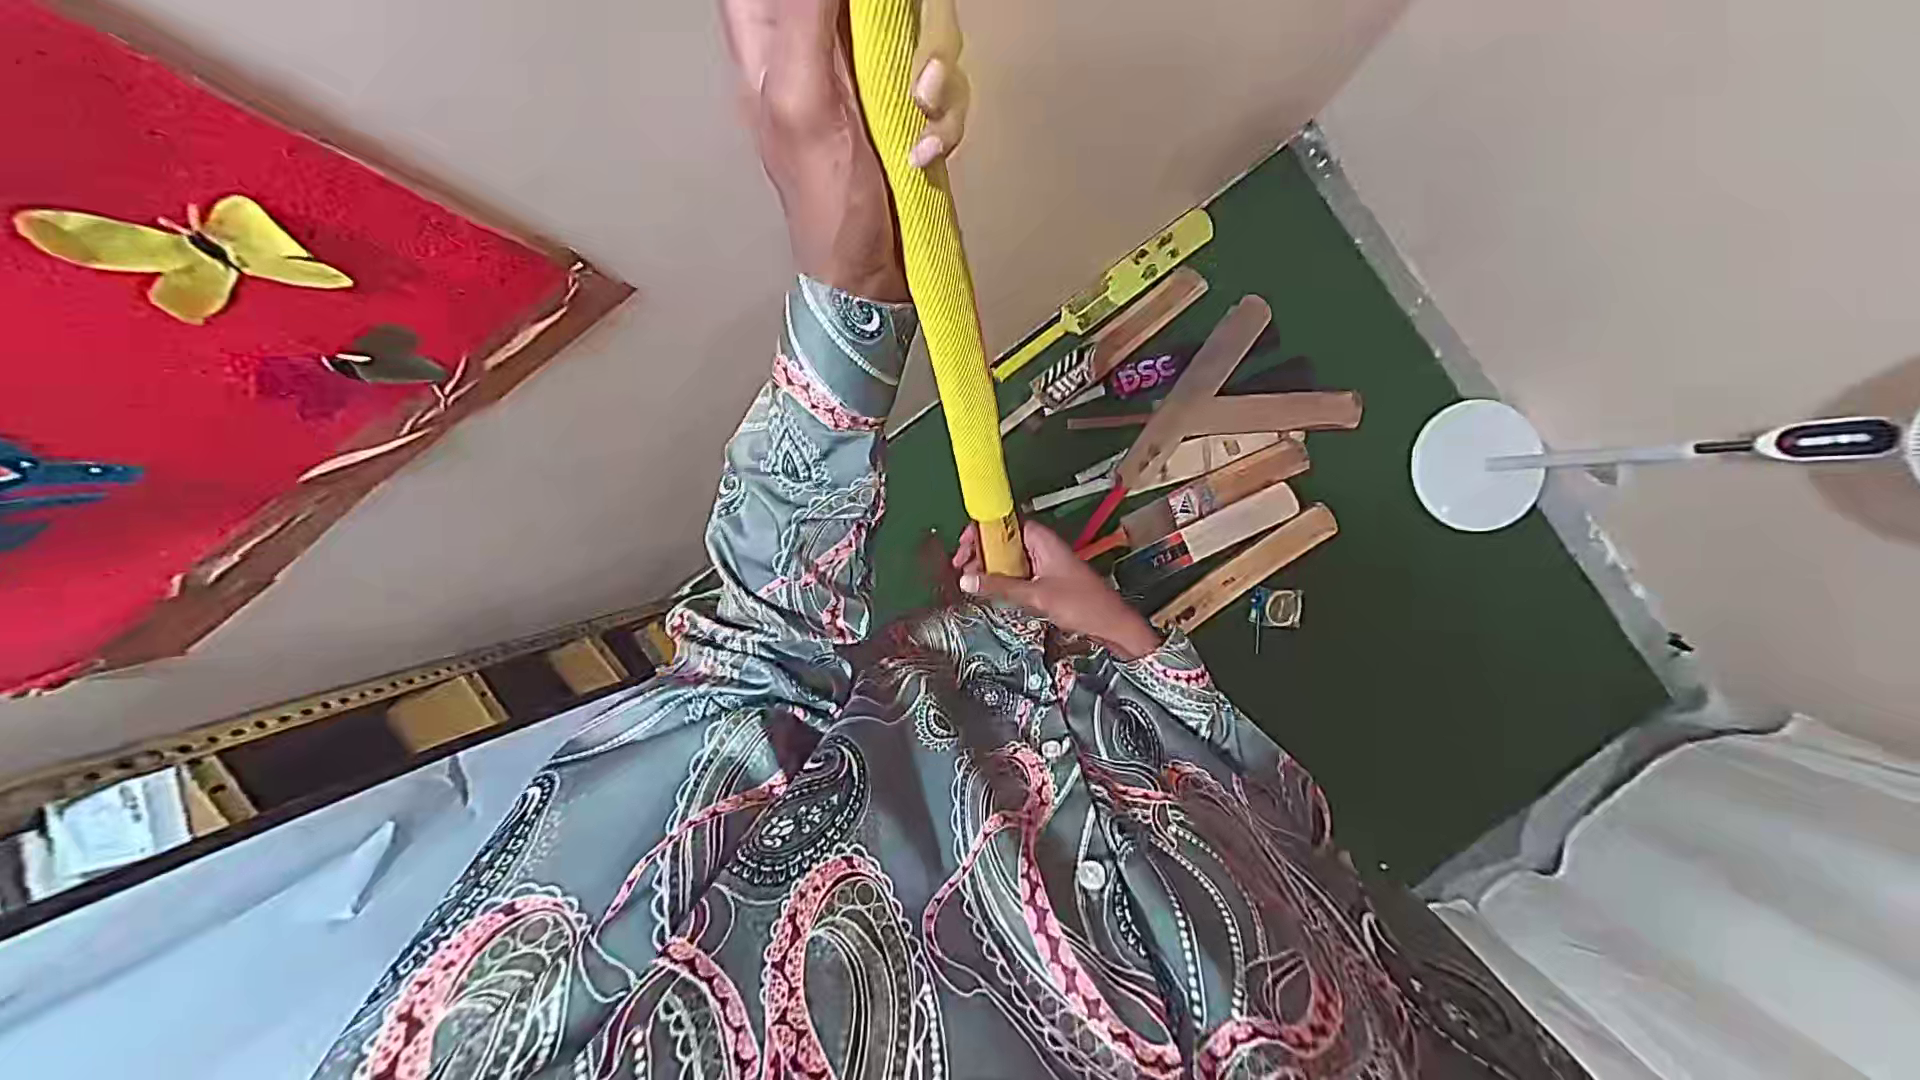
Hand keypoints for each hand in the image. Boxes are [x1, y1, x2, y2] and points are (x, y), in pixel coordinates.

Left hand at [719, 0, 964, 300]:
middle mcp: (820, 48)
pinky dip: (945, 116)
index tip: (844, 11)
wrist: (873, 275)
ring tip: (922, 108)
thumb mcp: (803, 104)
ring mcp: (870, 79)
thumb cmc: (828, 207)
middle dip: (900, 13)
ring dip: (934, 65)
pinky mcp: (908, 110)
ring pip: (915, 22)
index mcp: (770, 43)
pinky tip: (926, 150)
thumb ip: (804, 18)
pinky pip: (941, 80)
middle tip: (909, 66)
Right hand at [953, 520, 1164, 660]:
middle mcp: (1041, 545)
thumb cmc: (1081, 604)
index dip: (980, 530)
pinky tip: (990, 589)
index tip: (963, 546)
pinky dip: (1002, 578)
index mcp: (1041, 539)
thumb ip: (999, 586)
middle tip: (963, 568)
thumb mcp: (1036, 595)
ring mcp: (1043, 562)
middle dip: (980, 551)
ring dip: (989, 567)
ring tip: (972, 581)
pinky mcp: (1045, 578)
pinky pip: (1017, 572)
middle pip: (1002, 539)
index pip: (1003, 522)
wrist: (1111, 624)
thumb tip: (966, 580)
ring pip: (1008, 557)